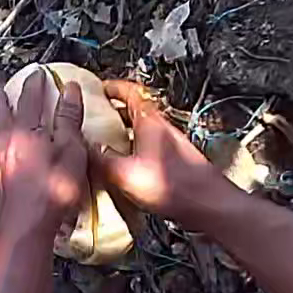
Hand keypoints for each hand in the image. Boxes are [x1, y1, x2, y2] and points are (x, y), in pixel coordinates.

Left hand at [0, 74, 88, 243]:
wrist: (26, 227)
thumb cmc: (54, 191)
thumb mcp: (72, 153)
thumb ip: (69, 121)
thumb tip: (69, 90)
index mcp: (27, 131)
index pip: (31, 99)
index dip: (35, 84)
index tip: (38, 73)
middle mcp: (7, 141)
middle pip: (2, 113)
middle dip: (3, 98)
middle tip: (1, 88)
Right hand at [94, 80, 242, 229]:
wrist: (208, 204)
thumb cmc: (175, 186)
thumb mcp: (126, 173)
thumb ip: (102, 159)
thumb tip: (85, 151)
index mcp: (150, 122)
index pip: (130, 91)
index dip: (112, 87)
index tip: (98, 88)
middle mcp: (161, 128)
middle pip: (134, 110)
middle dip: (113, 111)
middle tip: (95, 117)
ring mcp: (168, 145)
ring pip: (140, 130)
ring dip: (122, 132)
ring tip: (103, 143)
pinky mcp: (172, 161)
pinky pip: (146, 148)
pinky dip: (132, 150)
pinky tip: (123, 167)